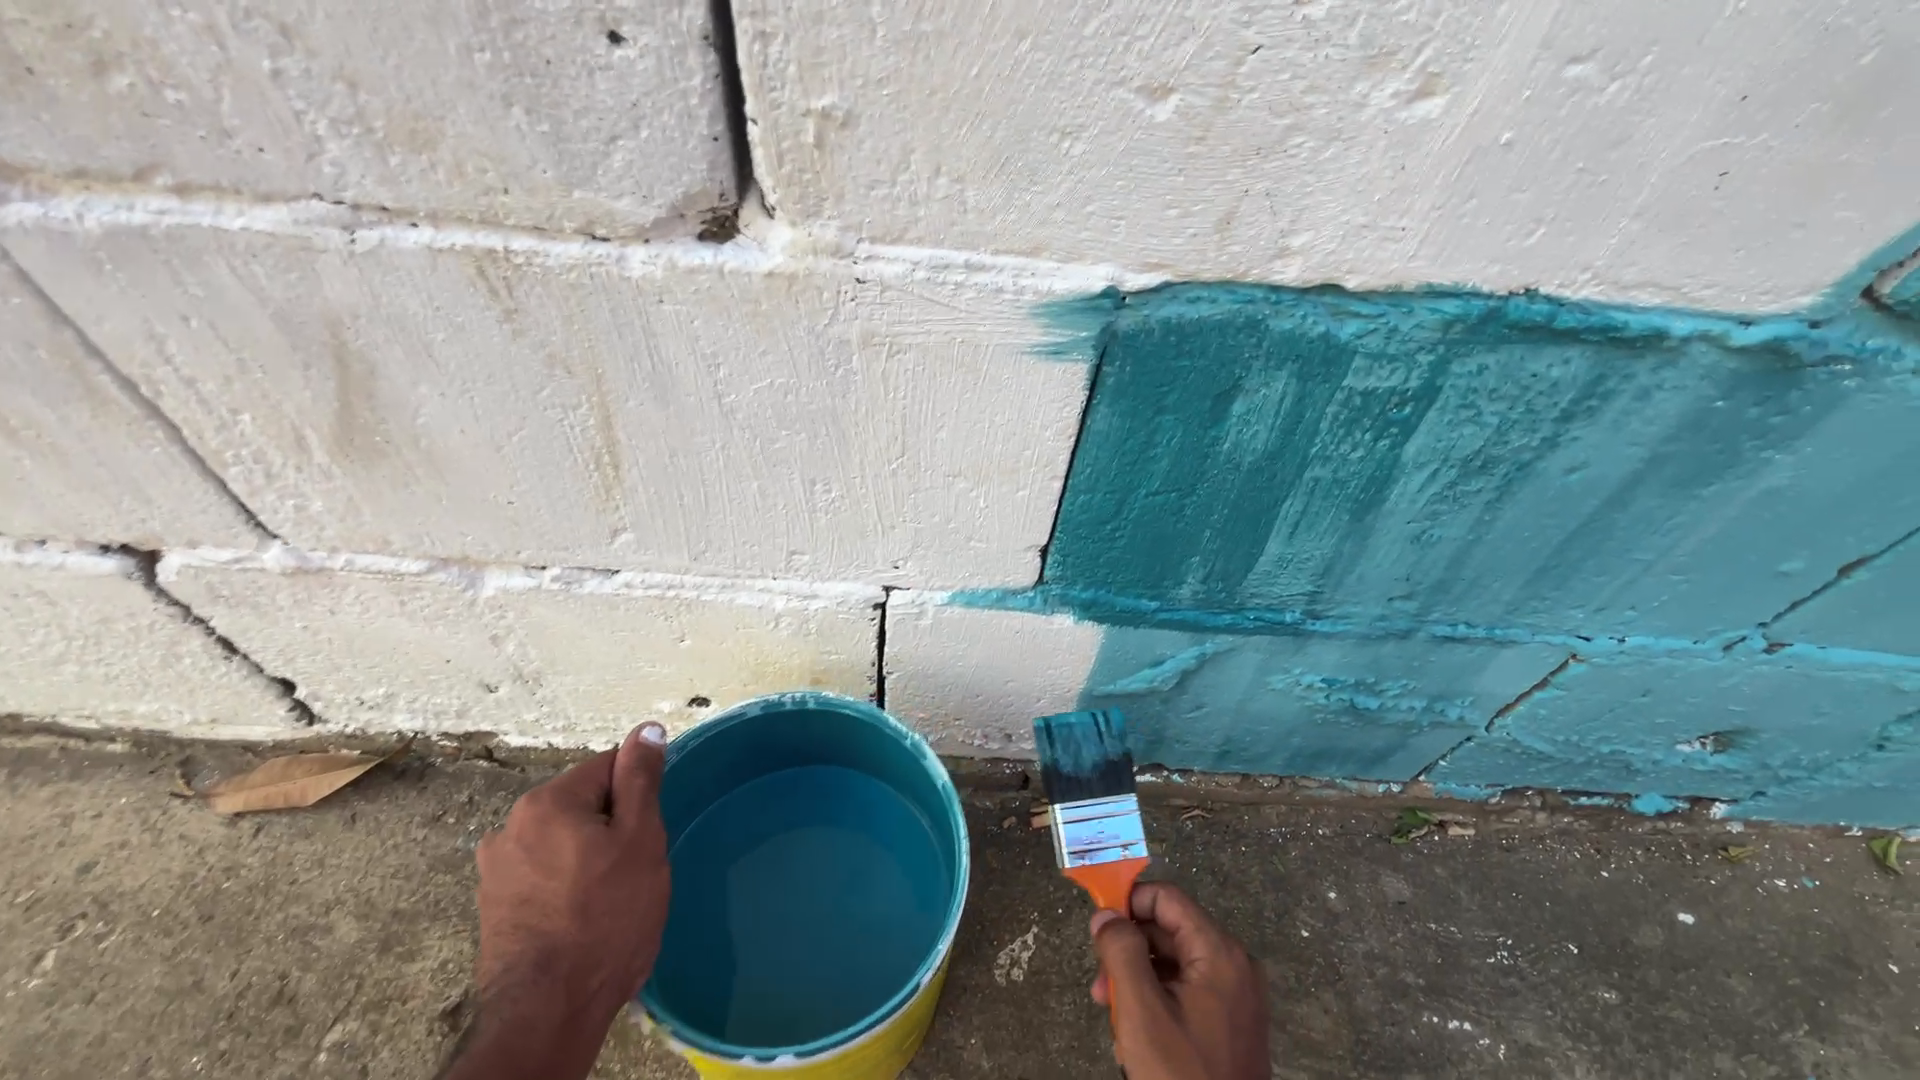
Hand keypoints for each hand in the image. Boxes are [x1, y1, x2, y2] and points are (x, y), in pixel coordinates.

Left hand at [441, 722, 671, 1079]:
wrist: (548, 1010)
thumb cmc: (606, 918)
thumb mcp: (640, 839)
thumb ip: (641, 779)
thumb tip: (647, 729)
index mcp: (546, 801)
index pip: (607, 767)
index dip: (637, 796)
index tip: (648, 834)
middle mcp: (509, 826)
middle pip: (581, 804)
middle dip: (612, 827)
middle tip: (635, 869)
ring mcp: (495, 869)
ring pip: (562, 841)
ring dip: (587, 857)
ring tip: (610, 899)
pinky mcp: (492, 906)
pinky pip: (542, 875)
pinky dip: (565, 885)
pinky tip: (582, 918)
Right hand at [1089, 882, 1267, 1079]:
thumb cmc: (1181, 1073)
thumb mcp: (1142, 1010)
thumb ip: (1121, 952)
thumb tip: (1105, 914)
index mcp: (1219, 952)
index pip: (1166, 899)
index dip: (1127, 903)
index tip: (1097, 930)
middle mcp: (1234, 964)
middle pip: (1168, 931)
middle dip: (1128, 951)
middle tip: (1100, 987)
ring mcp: (1236, 994)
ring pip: (1174, 963)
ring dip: (1137, 980)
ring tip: (1114, 1015)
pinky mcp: (1231, 1021)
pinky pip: (1186, 990)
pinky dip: (1157, 1000)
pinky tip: (1138, 1033)